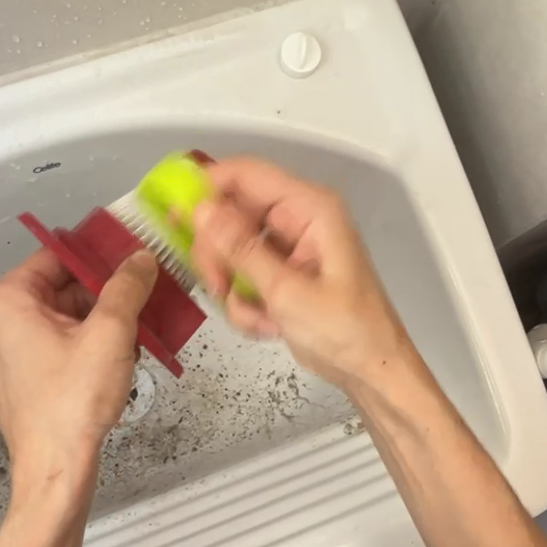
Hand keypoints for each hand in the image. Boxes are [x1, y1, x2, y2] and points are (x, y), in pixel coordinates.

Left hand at [0, 248, 157, 488]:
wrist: (57, 469)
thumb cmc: (74, 399)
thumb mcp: (110, 334)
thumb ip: (127, 287)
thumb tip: (141, 258)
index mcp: (8, 300)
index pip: (57, 256)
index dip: (98, 255)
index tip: (133, 259)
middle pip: (61, 289)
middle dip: (106, 295)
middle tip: (145, 301)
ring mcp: (6, 353)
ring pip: (63, 320)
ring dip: (102, 324)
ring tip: (139, 336)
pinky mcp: (20, 380)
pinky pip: (57, 347)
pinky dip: (88, 347)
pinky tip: (120, 361)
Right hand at [189, 156, 415, 389]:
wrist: (370, 371)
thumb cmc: (348, 331)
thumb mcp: (287, 291)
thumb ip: (241, 249)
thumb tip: (202, 211)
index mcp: (311, 209)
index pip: (246, 175)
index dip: (207, 188)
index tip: (176, 216)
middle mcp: (299, 221)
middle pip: (231, 215)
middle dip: (218, 255)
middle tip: (216, 285)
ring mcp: (289, 250)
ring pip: (232, 252)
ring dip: (234, 288)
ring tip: (256, 315)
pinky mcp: (282, 276)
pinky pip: (243, 279)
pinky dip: (247, 305)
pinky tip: (267, 325)